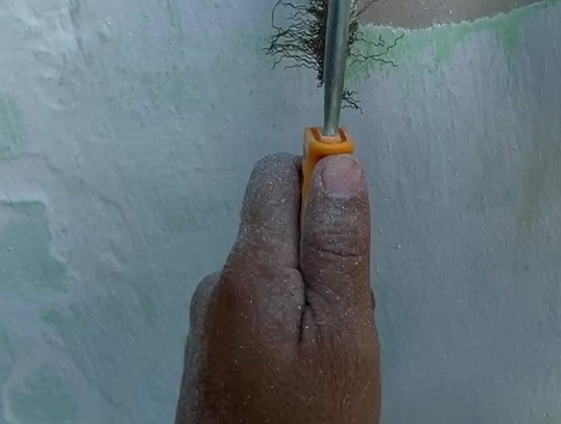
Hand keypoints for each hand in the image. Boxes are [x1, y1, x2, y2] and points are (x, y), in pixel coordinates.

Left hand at [176, 153, 380, 423]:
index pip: (275, 173)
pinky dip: (288, 317)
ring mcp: (210, 322)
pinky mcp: (211, 354)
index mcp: (249, 268)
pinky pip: (259, 303)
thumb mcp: (343, 331)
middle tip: (348, 311)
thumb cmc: (310, 421)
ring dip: (308, 286)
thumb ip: (339, 242)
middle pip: (277, 220)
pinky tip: (304, 370)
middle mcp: (218, 285)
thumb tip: (338, 162)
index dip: (319, 179)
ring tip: (330, 351)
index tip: (349, 226)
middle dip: (321, 245)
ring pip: (274, 265)